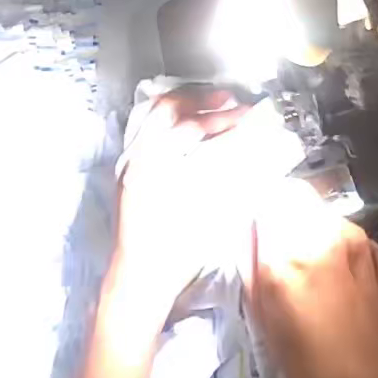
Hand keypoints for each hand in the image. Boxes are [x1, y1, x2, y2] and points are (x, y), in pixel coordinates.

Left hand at [108, 86, 249, 325]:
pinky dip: (165, 117)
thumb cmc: (177, 251)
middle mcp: (138, 158)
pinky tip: (184, 122)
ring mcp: (129, 162)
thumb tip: (250, 147)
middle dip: (202, 100)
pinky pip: (143, 128)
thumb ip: (229, 176)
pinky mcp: (127, 170)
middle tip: (228, 101)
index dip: (223, 116)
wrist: (142, 276)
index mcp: (157, 167)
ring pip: (151, 114)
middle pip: (167, 109)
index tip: (244, 113)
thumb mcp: (210, 214)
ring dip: (183, 103)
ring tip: (208, 104)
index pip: (192, 125)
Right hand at [250, 181, 377, 377]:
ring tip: (301, 265)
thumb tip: (250, 240)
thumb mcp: (268, 325)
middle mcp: (323, 236)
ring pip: (316, 209)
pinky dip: (326, 239)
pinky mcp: (373, 245)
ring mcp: (354, 237)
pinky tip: (328, 274)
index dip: (253, 212)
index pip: (263, 200)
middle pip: (291, 195)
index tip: (249, 231)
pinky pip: (337, 227)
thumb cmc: (317, 369)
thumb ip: (255, 272)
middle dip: (277, 214)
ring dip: (302, 225)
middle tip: (271, 247)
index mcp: (290, 259)